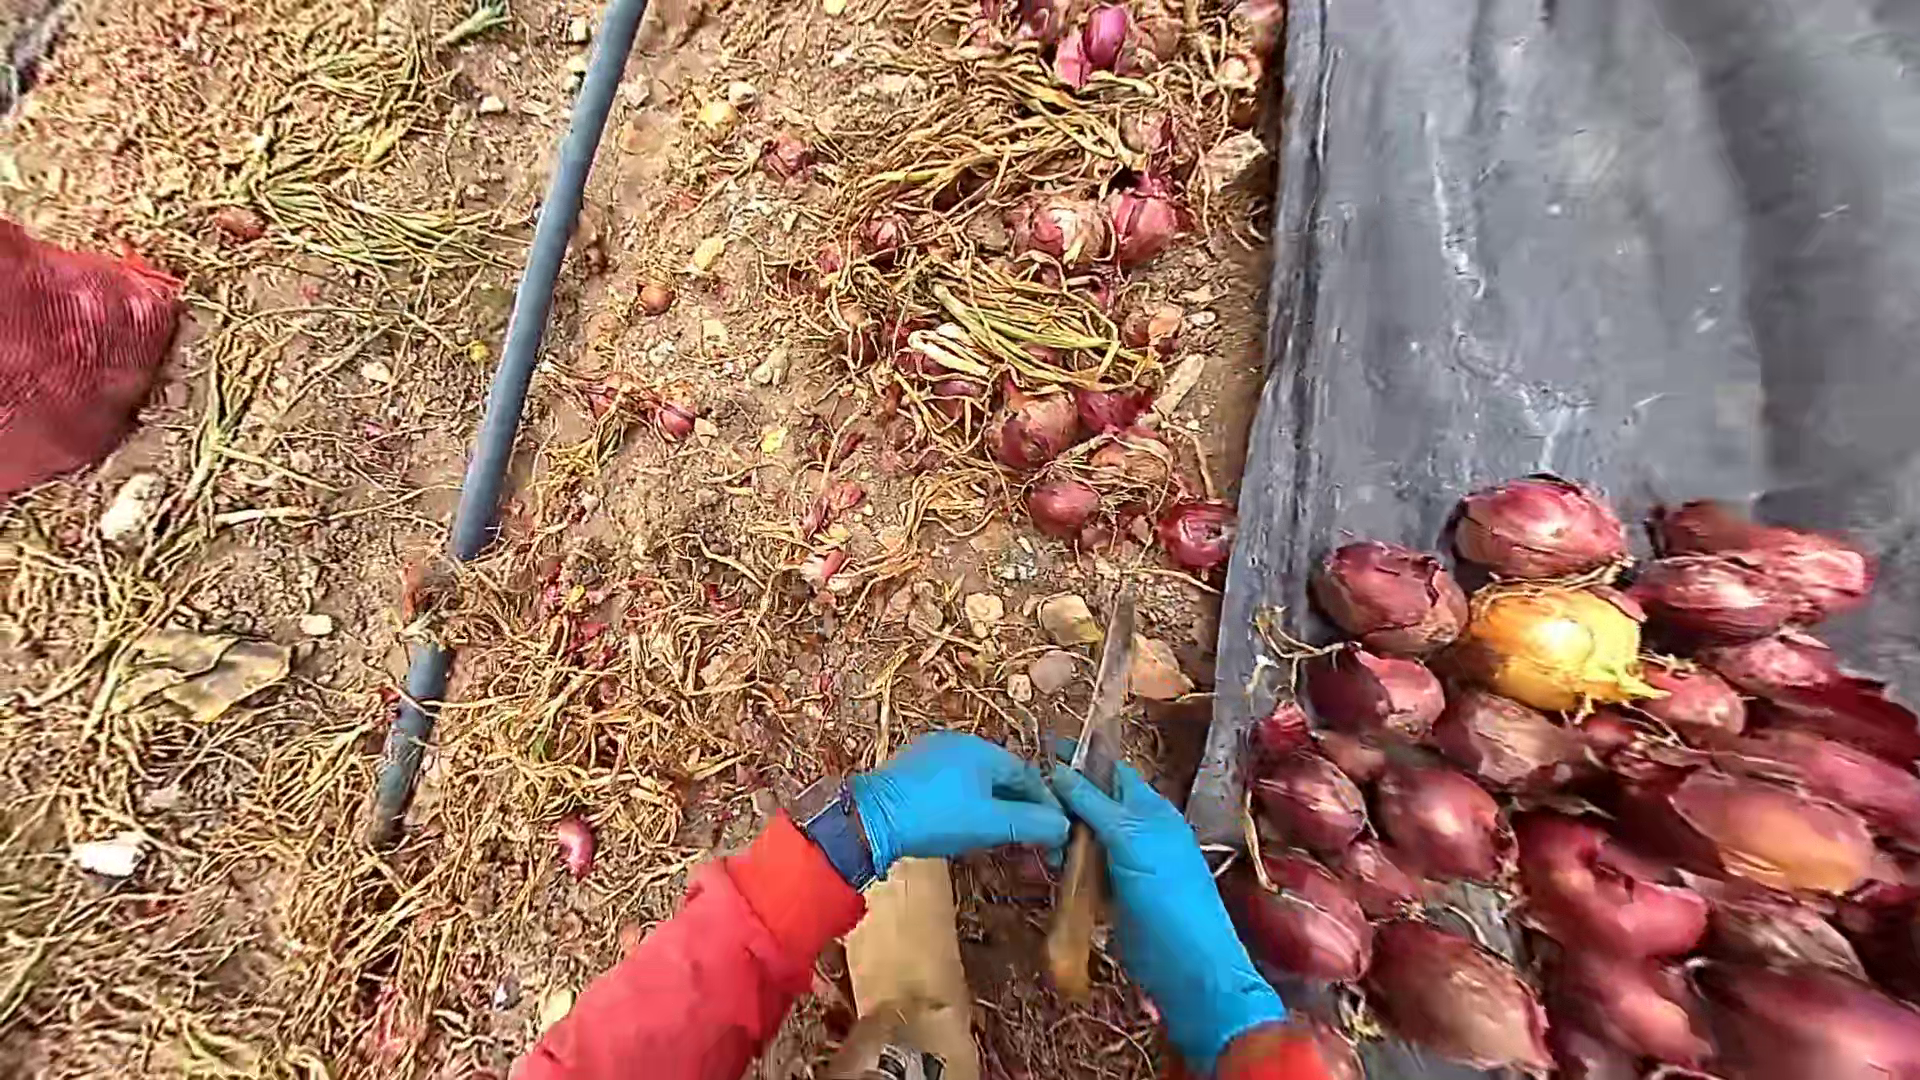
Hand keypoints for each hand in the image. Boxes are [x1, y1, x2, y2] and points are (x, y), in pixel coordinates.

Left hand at [851, 732, 1070, 876]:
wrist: (872, 818)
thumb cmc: (936, 816)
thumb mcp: (988, 823)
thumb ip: (1029, 823)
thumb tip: (1064, 825)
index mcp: (981, 749)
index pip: (1026, 773)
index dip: (1044, 802)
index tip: (1056, 829)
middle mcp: (960, 743)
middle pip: (1002, 774)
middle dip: (1019, 806)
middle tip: (1031, 837)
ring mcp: (934, 753)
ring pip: (978, 780)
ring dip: (995, 806)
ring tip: (1002, 835)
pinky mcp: (915, 768)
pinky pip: (955, 782)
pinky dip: (970, 802)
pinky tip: (967, 823)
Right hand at [1049, 762, 1285, 1072]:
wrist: (1188, 969)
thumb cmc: (1166, 891)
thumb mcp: (1128, 837)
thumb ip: (1091, 801)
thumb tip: (1057, 767)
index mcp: (1147, 806)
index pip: (1110, 769)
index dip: (1080, 758)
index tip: (1043, 750)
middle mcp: (1134, 827)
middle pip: (1091, 801)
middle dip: (1063, 800)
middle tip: (1033, 803)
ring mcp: (1121, 859)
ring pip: (1082, 833)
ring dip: (1061, 835)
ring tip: (1045, 844)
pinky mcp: (1109, 889)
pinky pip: (1081, 864)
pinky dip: (1066, 863)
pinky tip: (1051, 865)